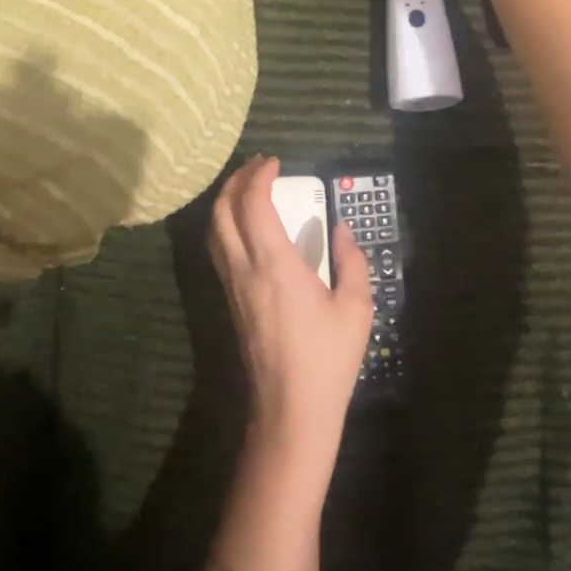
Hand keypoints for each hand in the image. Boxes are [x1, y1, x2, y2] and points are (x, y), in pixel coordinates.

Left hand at [209, 156, 374, 443]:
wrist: (290, 409)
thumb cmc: (328, 359)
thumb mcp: (356, 308)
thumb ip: (351, 261)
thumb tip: (341, 229)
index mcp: (274, 264)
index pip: (253, 204)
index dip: (260, 175)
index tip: (276, 161)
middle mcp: (244, 268)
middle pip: (222, 211)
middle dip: (235, 180)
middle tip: (258, 167)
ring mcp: (232, 286)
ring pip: (214, 231)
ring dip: (225, 202)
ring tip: (248, 189)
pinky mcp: (230, 302)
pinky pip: (218, 250)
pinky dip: (225, 225)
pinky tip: (245, 228)